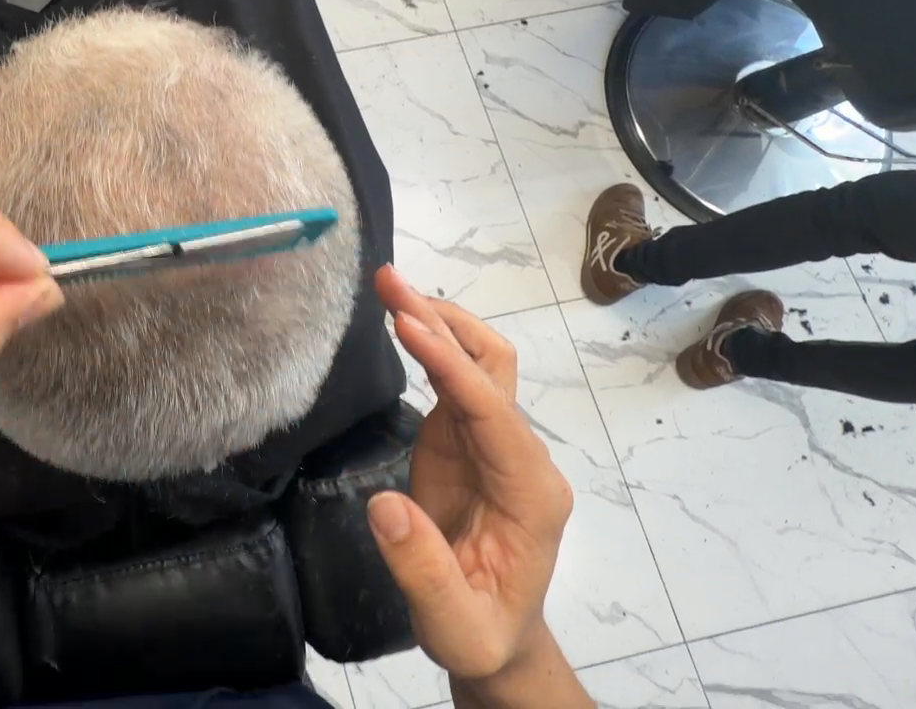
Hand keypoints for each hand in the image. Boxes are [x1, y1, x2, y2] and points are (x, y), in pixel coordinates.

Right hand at [366, 267, 575, 684]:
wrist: (495, 633)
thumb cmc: (479, 630)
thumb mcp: (452, 622)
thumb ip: (421, 569)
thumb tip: (384, 504)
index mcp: (530, 493)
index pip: (491, 412)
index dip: (449, 365)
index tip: (405, 324)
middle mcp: (520, 454)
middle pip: (490, 368)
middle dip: (441, 322)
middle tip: (388, 283)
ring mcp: (494, 441)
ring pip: (477, 362)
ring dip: (436, 320)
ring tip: (388, 286)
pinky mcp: (466, 437)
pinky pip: (455, 377)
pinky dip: (429, 341)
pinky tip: (400, 318)